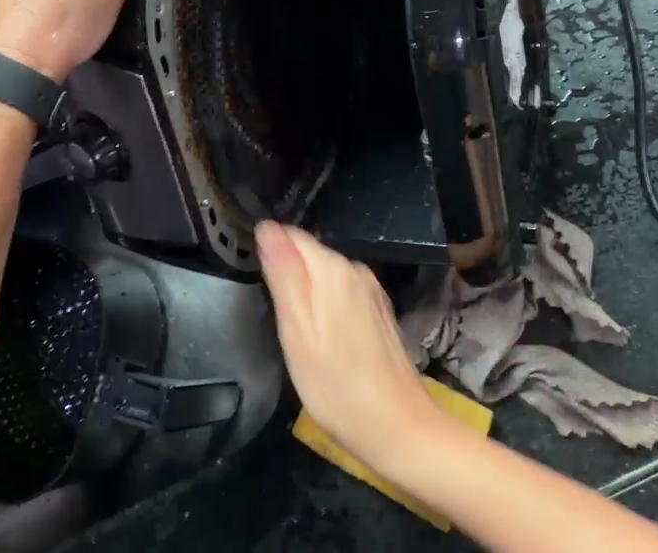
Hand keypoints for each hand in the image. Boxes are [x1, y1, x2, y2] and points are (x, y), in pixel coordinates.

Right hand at [255, 222, 451, 471]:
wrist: (399, 429)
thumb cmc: (336, 387)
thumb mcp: (297, 332)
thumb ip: (283, 275)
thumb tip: (266, 228)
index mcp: (332, 270)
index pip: (290, 236)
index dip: (268, 254)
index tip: (258, 286)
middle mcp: (355, 270)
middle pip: (308, 255)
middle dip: (288, 276)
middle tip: (278, 321)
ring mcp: (371, 291)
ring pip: (324, 276)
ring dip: (306, 294)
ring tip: (297, 334)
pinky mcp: (379, 312)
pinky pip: (341, 294)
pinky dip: (326, 308)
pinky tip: (324, 341)